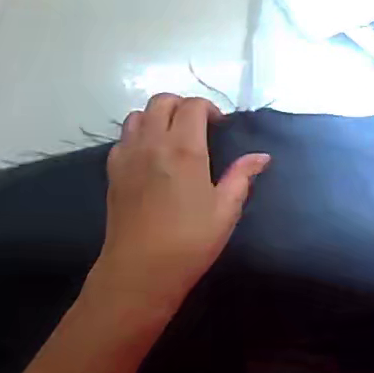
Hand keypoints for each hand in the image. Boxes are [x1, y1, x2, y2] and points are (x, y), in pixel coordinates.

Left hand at [88, 94, 269, 324]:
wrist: (140, 271)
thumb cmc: (189, 242)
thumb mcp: (225, 211)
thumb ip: (242, 177)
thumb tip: (261, 157)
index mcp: (184, 148)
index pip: (193, 106)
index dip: (209, 108)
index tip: (219, 126)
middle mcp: (152, 143)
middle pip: (162, 101)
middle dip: (182, 105)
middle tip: (197, 126)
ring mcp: (128, 155)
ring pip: (138, 115)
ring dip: (156, 117)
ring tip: (171, 137)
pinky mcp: (112, 171)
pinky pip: (123, 138)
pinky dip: (138, 135)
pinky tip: (150, 157)